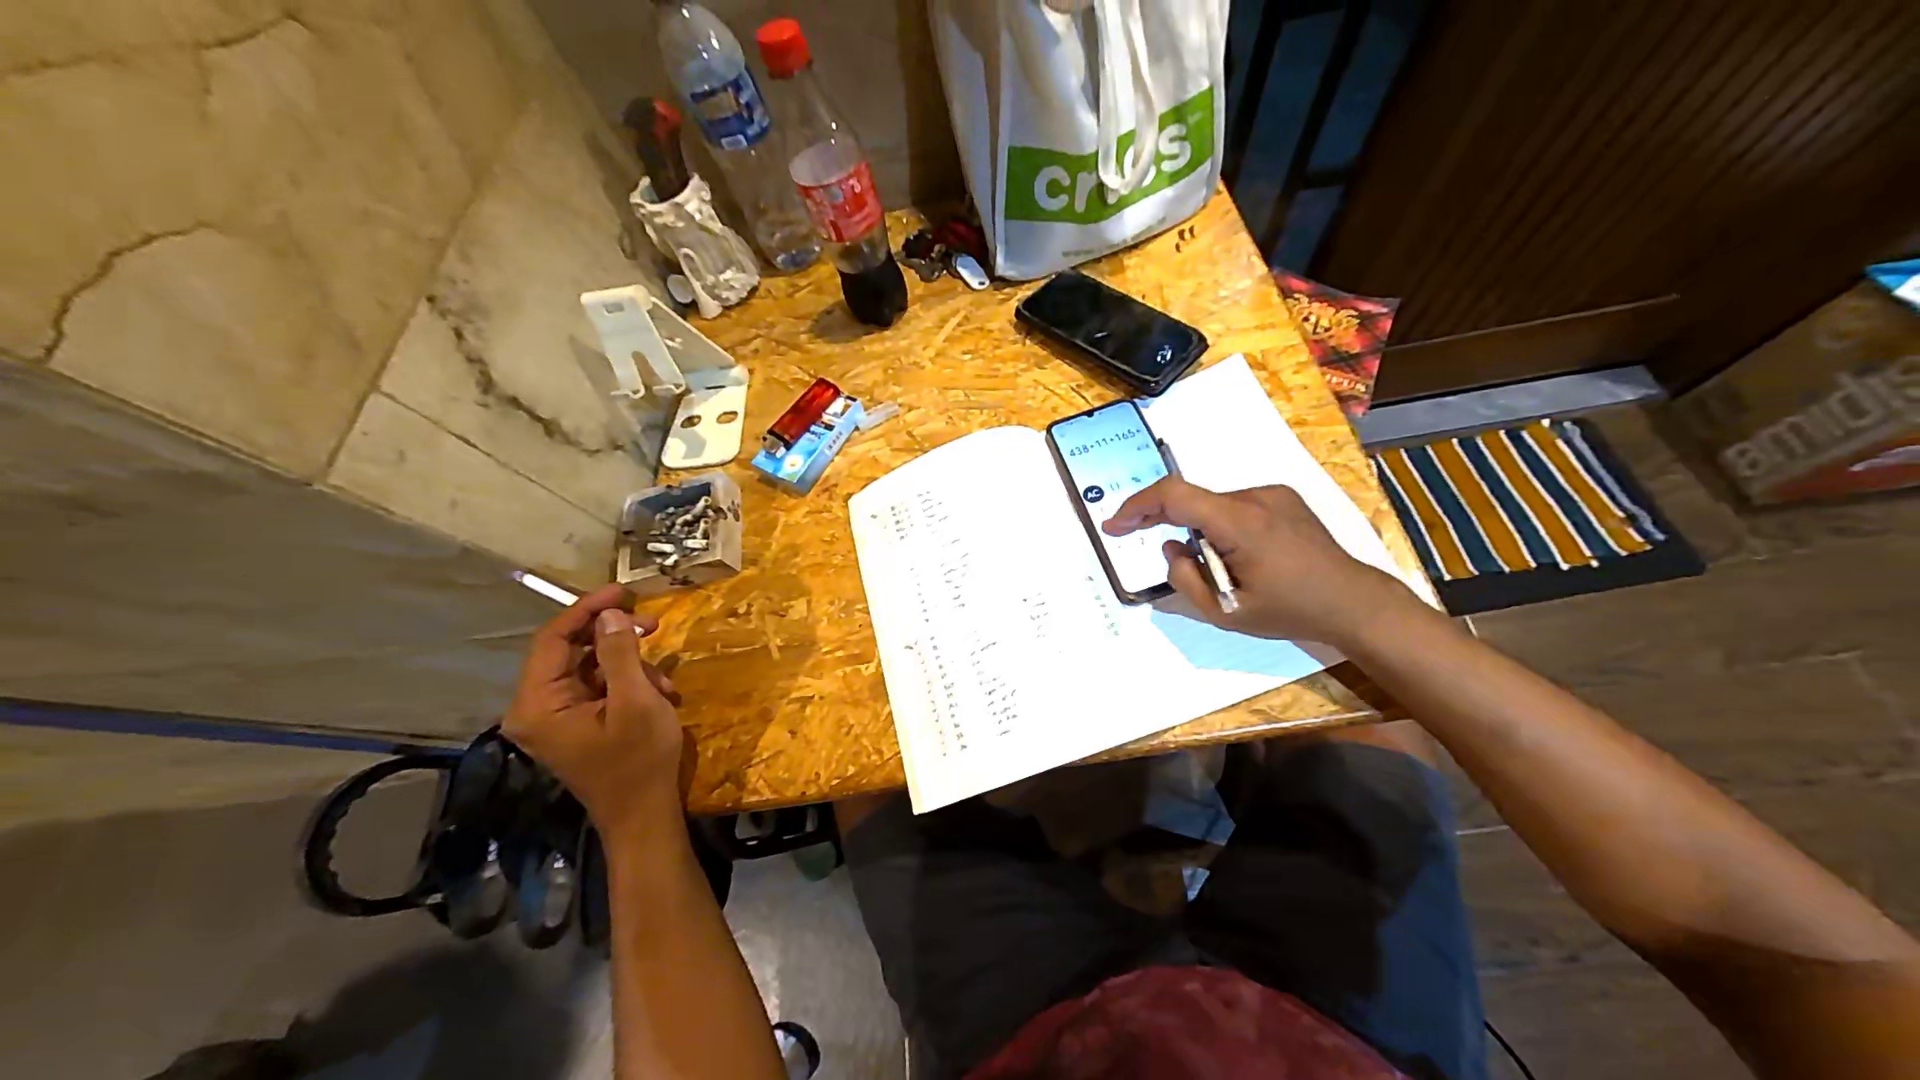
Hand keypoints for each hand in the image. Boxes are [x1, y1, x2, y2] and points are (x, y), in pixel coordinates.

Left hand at [502, 584, 686, 838]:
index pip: (553, 640)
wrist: (644, 817)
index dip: (587, 610)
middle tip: (654, 624)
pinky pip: (598, 688)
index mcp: (537, 704)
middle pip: (571, 651)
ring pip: (589, 668)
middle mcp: (537, 708)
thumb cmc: (638, 761)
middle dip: (615, 636)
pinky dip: (629, 682)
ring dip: (630, 664)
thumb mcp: (635, 701)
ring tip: (665, 679)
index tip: (624, 591)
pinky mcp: (577, 725)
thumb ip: (619, 653)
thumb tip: (611, 614)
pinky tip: (660, 693)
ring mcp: (556, 718)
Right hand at [1103, 478, 1418, 646]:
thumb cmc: (1289, 611)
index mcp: (1241, 524)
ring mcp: (1273, 494)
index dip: (1137, 506)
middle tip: (1145, 540)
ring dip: (1198, 527)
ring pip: (1213, 504)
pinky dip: (1221, 525)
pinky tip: (1237, 554)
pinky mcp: (1283, 498)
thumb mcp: (1225, 613)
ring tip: (1216, 566)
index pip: (1175, 496)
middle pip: (1192, 499)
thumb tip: (1170, 546)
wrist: (1352, 601)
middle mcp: (1256, 498)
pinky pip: (1235, 506)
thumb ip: (1185, 579)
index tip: (1115, 525)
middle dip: (1164, 519)